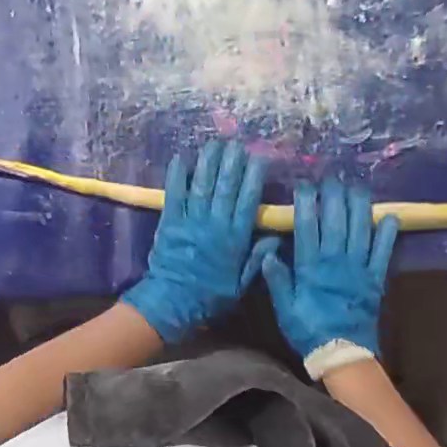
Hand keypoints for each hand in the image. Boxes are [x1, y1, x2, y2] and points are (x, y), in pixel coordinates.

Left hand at [121, 140, 278, 343]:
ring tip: (215, 143)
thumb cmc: (210, 296)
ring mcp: (190, 221)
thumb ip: (257, 260)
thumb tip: (276, 237)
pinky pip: (174, 195)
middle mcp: (214, 225)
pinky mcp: (169, 222)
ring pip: (202, 186)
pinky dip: (177, 177)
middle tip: (237, 143)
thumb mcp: (241, 285)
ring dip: (208, 163)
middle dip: (232, 163)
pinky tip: (181, 158)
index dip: (254, 178)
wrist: (172, 302)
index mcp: (234, 239)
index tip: (259, 159)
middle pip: (225, 187)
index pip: (248, 202)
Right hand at [259, 178, 399, 363]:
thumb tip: (268, 251)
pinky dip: (387, 233)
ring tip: (356, 187)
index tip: (304, 186)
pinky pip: (384, 251)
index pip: (307, 226)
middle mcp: (336, 261)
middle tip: (332, 178)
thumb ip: (278, 279)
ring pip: (361, 229)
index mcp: (311, 266)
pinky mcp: (376, 278)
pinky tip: (390, 216)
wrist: (342, 354)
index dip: (306, 203)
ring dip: (359, 206)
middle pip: (336, 220)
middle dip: (334, 196)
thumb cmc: (308, 329)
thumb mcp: (284, 306)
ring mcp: (359, 268)